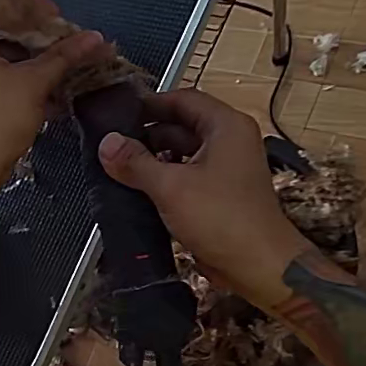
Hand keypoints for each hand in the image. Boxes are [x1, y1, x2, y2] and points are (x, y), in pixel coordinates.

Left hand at [0, 26, 111, 202]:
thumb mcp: (32, 84)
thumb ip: (63, 57)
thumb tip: (95, 37)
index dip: (33, 9)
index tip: (62, 18)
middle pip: (1, 34)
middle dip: (39, 42)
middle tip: (69, 43)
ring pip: (4, 60)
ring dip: (36, 65)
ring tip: (67, 67)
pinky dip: (24, 84)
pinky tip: (52, 90)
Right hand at [97, 89, 309, 303]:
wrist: (259, 265)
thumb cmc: (221, 218)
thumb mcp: (171, 186)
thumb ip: (136, 163)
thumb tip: (106, 143)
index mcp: (226, 126)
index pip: (183, 99)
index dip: (150, 105)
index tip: (119, 114)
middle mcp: (231, 143)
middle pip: (183, 127)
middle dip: (149, 137)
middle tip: (113, 146)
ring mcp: (229, 171)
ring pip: (185, 156)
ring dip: (156, 162)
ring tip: (121, 170)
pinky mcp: (223, 197)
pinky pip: (191, 179)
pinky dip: (168, 182)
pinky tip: (142, 193)